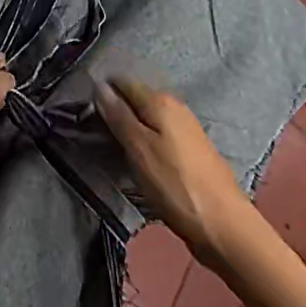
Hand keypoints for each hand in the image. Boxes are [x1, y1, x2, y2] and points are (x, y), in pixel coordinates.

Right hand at [96, 78, 252, 261]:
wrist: (222, 224)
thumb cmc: (175, 184)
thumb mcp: (139, 149)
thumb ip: (119, 117)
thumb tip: (100, 87)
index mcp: (161, 101)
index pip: (124, 82)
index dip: (103, 90)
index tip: (83, 106)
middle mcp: (176, 108)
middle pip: (137, 99)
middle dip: (115, 109)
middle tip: (91, 128)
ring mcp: (186, 129)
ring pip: (148, 118)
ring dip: (129, 127)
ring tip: (109, 144)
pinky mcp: (190, 151)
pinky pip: (158, 135)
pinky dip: (144, 141)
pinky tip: (135, 156)